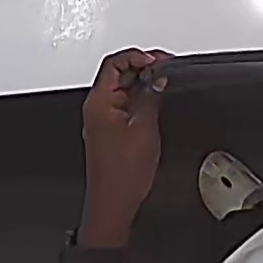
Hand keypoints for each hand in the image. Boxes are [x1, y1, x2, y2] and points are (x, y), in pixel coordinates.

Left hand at [79, 48, 169, 245]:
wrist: (114, 207)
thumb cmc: (122, 176)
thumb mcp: (144, 129)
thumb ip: (152, 98)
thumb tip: (158, 78)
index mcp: (99, 102)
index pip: (114, 64)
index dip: (136, 56)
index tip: (155, 60)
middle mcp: (98, 107)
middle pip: (118, 73)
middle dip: (142, 67)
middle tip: (165, 66)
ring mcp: (104, 118)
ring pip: (123, 88)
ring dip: (143, 82)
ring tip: (164, 80)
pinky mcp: (111, 129)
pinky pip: (126, 103)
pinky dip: (141, 97)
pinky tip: (156, 99)